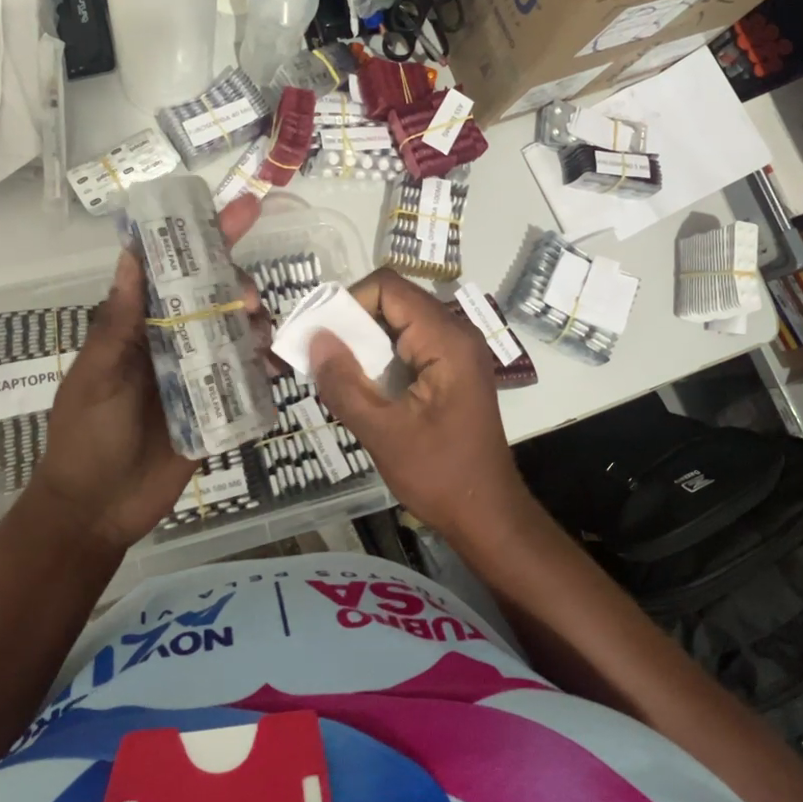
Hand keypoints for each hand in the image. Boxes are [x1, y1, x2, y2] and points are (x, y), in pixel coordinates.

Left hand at [27, 196, 263, 550]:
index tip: (244, 208)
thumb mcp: (95, 378)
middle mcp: (174, 342)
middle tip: (246, 301)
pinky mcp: (219, 409)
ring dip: (255, 323)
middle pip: (217, 297)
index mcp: (141, 326)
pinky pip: (249, 379)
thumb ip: (117, 324)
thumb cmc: (85, 436)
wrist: (98, 508)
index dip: (208, 237)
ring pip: (238, 333)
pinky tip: (279, 365)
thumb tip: (132, 256)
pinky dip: (268, 366)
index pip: (176, 271)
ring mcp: (199, 375)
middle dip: (237, 285)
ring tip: (260, 333)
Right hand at [308, 269, 525, 534]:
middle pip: (394, 302)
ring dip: (365, 344)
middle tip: (320, 357)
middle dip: (352, 324)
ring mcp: (457, 353)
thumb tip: (316, 337)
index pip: (388, 288)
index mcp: (446, 340)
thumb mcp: (382, 432)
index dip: (348, 302)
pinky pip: (410, 347)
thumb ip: (345, 383)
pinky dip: (382, 359)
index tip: (320, 335)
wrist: (486, 514)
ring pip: (400, 325)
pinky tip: (362, 389)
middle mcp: (456, 335)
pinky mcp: (453, 372)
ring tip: (336, 375)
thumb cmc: (439, 474)